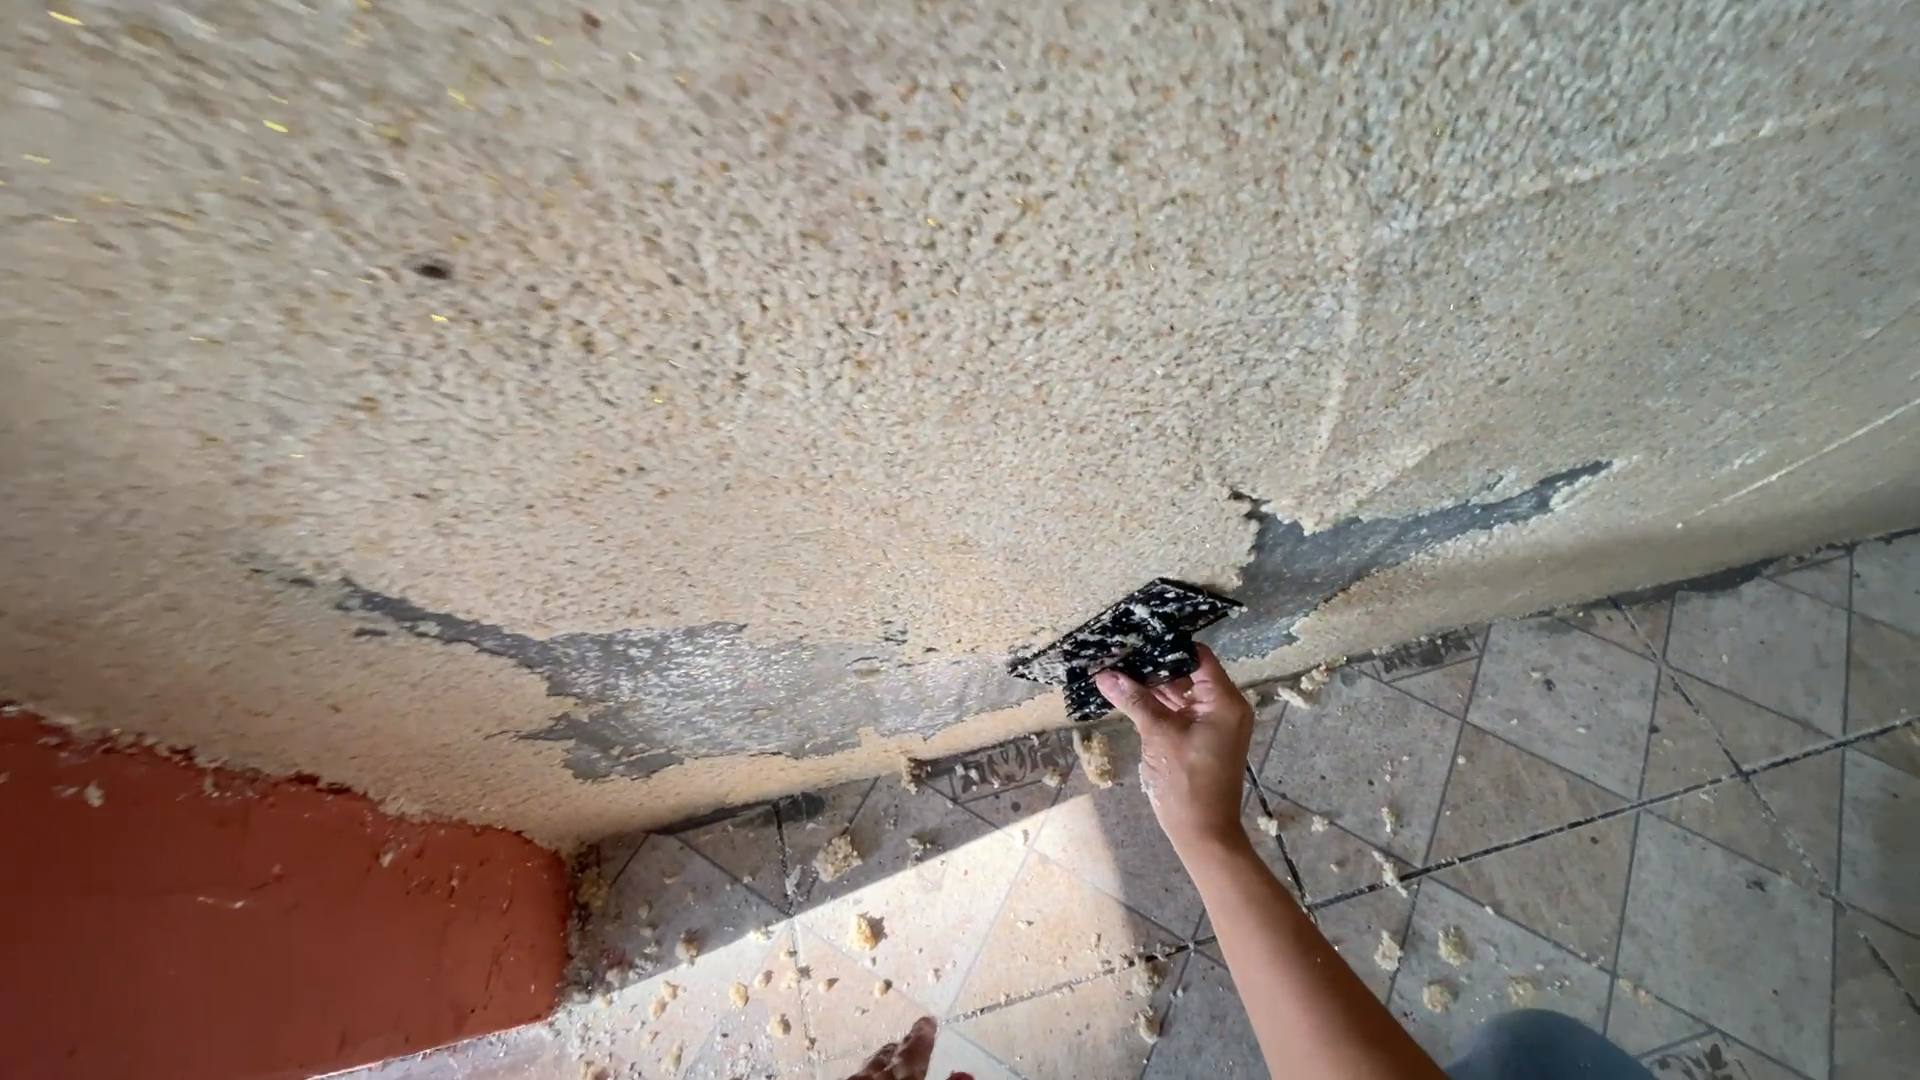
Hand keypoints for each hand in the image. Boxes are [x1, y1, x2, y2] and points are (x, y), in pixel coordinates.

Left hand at [843, 1017, 971, 1079]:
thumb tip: (966, 1075)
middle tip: (911, 1038)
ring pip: (871, 1066)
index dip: (924, 1034)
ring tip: (890, 1056)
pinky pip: (856, 1076)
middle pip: (892, 1054)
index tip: (928, 1021)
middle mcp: (878, 1073)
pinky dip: (866, 1076)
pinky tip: (865, 1079)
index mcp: (905, 1074)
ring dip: (883, 1061)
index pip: (917, 1047)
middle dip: (903, 1046)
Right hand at [1094, 644, 1253, 854]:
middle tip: (1121, 652)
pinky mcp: (1202, 738)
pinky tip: (1130, 696)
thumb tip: (1104, 674)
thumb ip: (1133, 700)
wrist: (1203, 833)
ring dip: (1154, 686)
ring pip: (1182, 692)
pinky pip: (1181, 711)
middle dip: (1154, 665)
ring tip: (1119, 670)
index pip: (1198, 656)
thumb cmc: (1186, 781)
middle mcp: (1224, 707)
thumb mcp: (1158, 734)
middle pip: (1189, 672)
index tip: (1138, 637)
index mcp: (1224, 701)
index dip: (1169, 645)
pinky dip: (1159, 704)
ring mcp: (1214, 724)